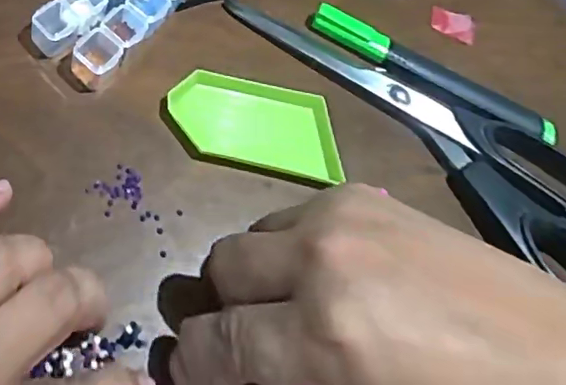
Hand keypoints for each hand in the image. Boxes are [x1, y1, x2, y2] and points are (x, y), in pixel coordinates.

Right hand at [173, 184, 565, 384]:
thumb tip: (233, 375)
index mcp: (326, 340)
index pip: (213, 345)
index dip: (198, 369)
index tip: (202, 379)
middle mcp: (320, 260)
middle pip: (220, 271)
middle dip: (224, 317)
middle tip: (252, 353)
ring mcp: (344, 216)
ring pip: (249, 236)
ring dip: (257, 279)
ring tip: (294, 317)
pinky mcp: (366, 198)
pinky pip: (291, 217)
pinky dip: (291, 251)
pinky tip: (335, 285)